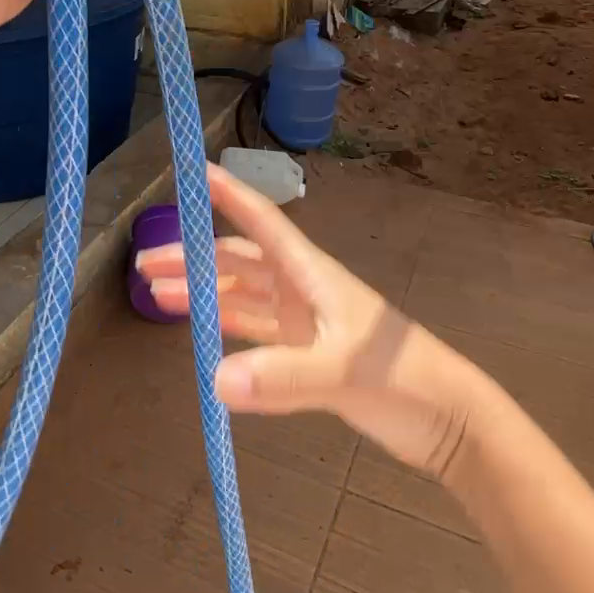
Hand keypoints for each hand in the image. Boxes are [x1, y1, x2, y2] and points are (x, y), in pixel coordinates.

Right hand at [139, 164, 477, 481]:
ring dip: (202, 292)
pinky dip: (225, 331)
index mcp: (311, 274)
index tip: (192, 172)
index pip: (262, 222)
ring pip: (241, 296)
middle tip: (145, 264)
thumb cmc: (403, 376)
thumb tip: (214, 379)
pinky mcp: (306, 354)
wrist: (448, 421)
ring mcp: (303, 323)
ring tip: (156, 295)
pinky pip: (254, 333)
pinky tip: (199, 337)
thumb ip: (282, 378)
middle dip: (193, 256)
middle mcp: (302, 290)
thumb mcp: (342, 371)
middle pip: (238, 261)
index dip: (228, 195)